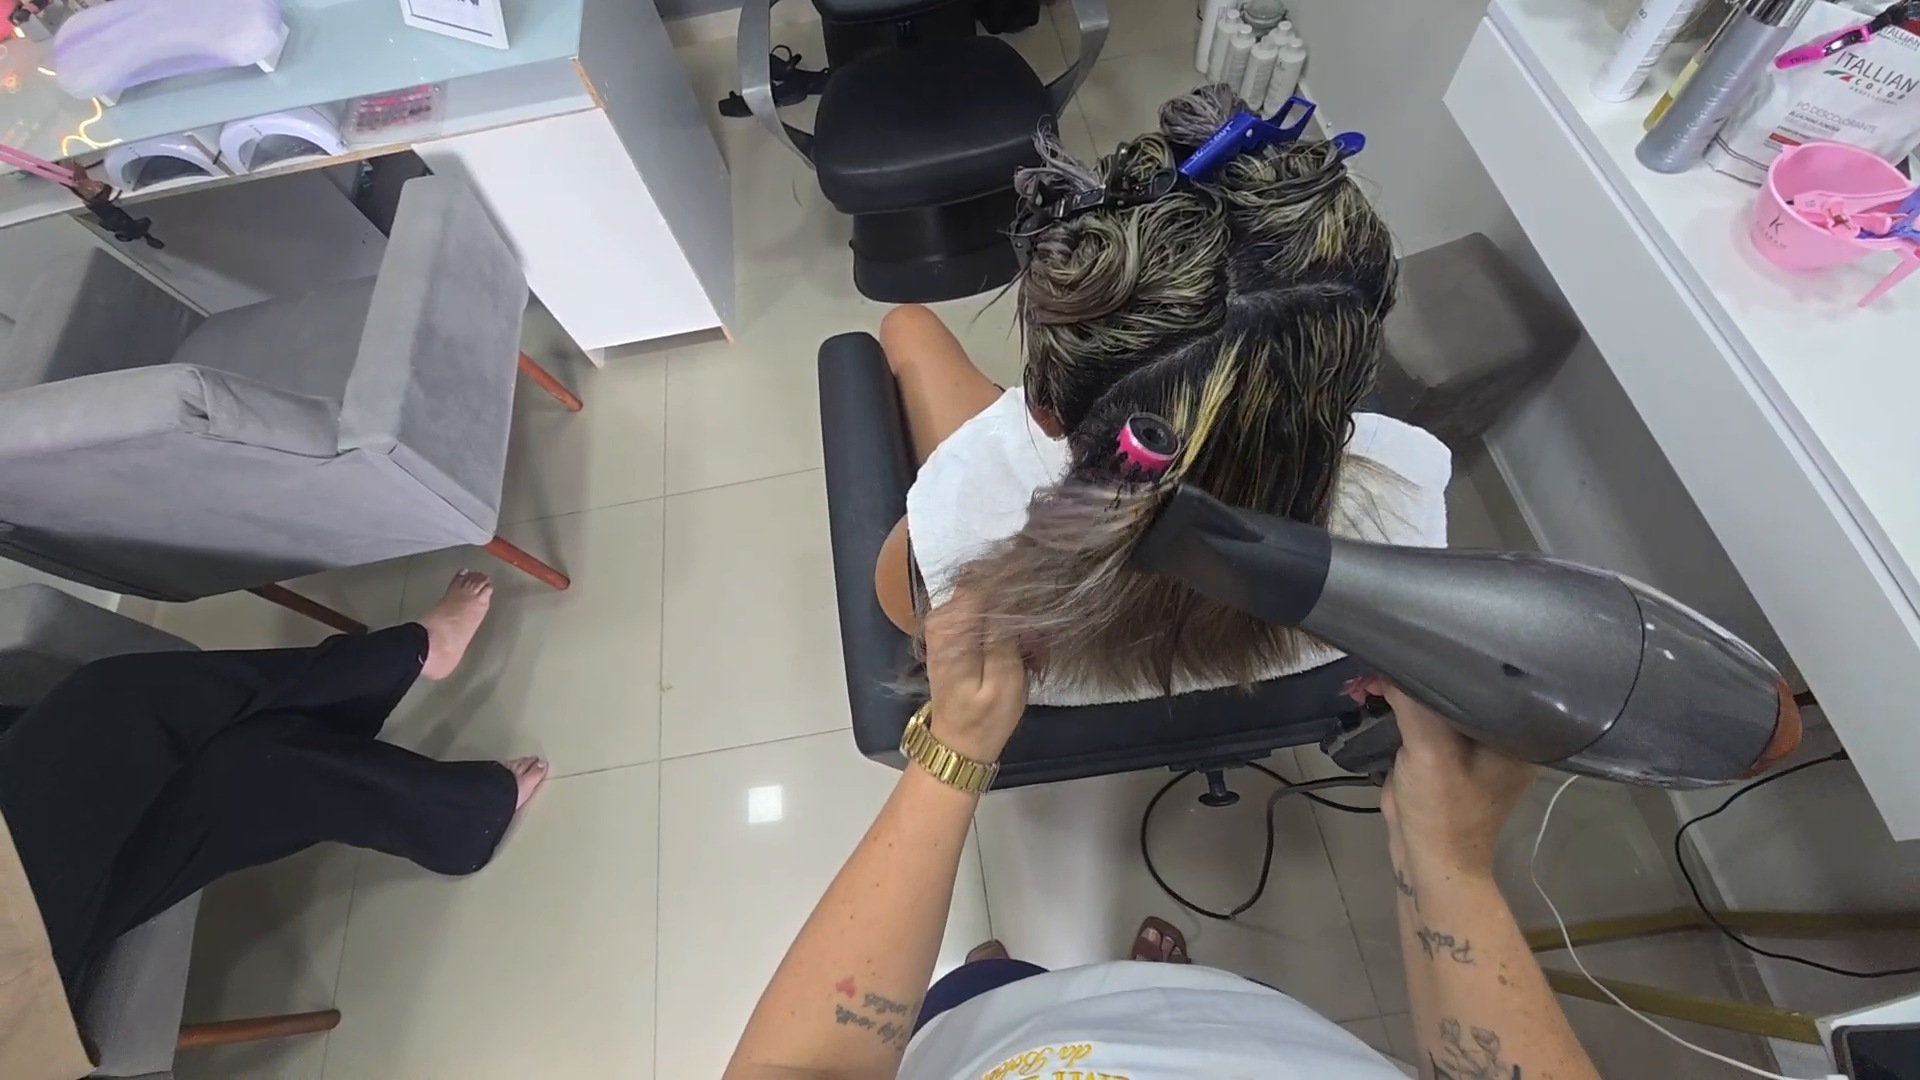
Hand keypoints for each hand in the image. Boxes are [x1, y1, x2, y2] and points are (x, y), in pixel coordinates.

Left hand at [922, 589, 1028, 763]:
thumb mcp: (1004, 681)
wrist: (957, 743)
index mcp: (952, 628)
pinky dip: (1001, 623)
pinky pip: (980, 610)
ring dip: (1011, 613)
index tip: (1041, 593)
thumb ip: (1004, 635)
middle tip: (1038, 630)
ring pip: (985, 596)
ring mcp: (943, 622)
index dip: (1013, 582)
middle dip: (1014, 599)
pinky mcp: (951, 630)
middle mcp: (941, 617)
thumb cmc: (984, 718)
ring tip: (1031, 644)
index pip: (983, 581)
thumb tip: (1011, 594)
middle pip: (983, 585)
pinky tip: (1017, 646)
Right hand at [1365, 677, 1535, 877]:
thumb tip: (1392, 665)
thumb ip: (1415, 706)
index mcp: (1514, 733)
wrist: (1428, 858)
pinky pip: (1418, 718)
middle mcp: (1496, 733)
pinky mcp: (1441, 752)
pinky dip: (1393, 707)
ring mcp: (1468, 744)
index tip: (1407, 646)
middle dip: (1410, 675)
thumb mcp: (1430, 752)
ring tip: (1363, 683)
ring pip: (1431, 702)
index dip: (1443, 661)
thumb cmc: (1443, 810)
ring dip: (1396, 691)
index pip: (1481, 680)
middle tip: (1373, 665)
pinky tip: (1371, 697)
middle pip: (1452, 688)